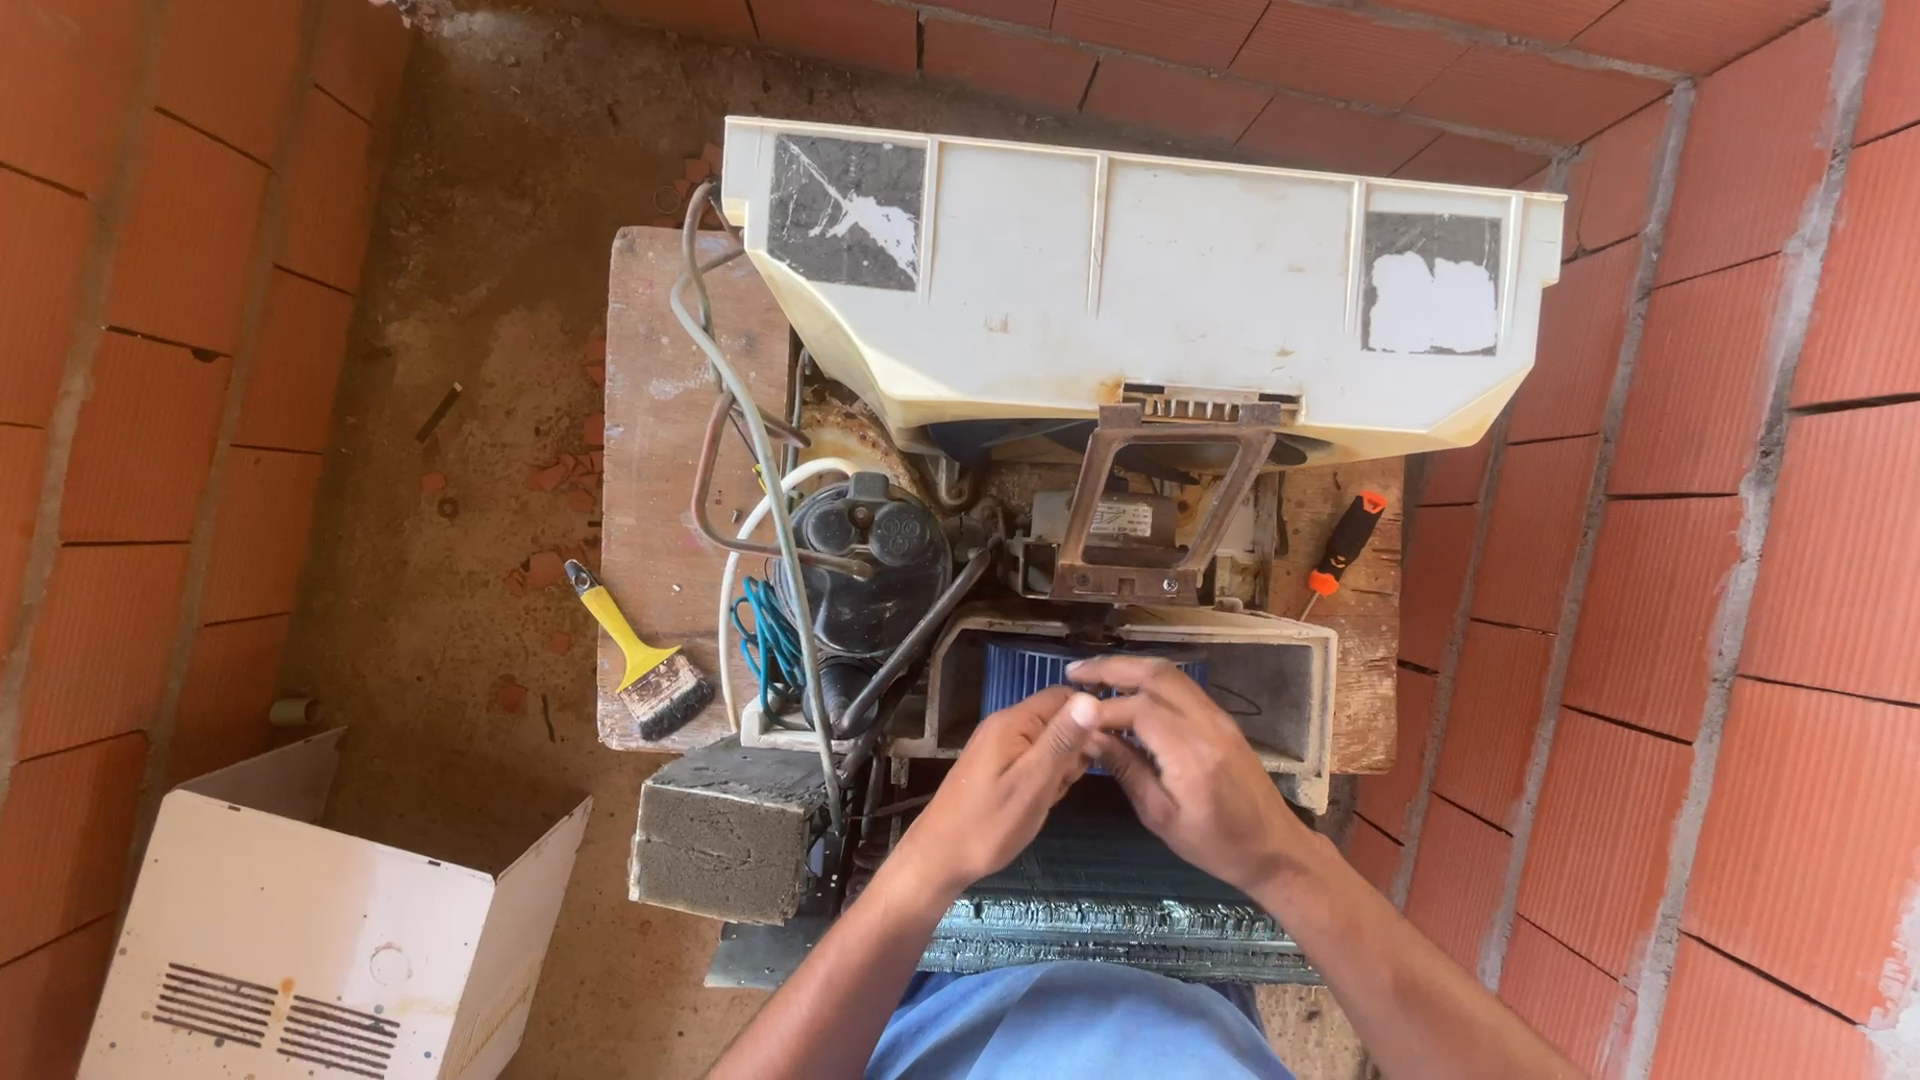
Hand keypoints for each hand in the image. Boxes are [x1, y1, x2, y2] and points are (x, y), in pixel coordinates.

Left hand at [885, 686, 1102, 905]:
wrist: (940, 858)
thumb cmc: (989, 824)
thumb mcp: (1033, 782)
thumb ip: (1062, 740)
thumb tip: (1092, 699)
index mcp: (1013, 722)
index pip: (1064, 696)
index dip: (1089, 718)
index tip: (1101, 750)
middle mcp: (1005, 726)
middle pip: (1059, 721)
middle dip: (1074, 751)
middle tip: (1062, 783)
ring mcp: (1000, 746)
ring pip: (1050, 745)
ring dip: (1060, 770)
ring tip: (1047, 797)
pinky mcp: (998, 766)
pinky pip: (1034, 762)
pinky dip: (1044, 781)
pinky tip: (1037, 803)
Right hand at [1068, 656, 1316, 895]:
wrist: (1275, 848)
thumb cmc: (1215, 845)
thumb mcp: (1161, 816)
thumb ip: (1126, 769)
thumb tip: (1088, 736)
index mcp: (1191, 753)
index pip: (1137, 709)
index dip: (1100, 708)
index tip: (1070, 714)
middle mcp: (1206, 723)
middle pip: (1154, 674)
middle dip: (1111, 668)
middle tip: (1074, 673)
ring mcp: (1218, 716)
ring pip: (1169, 673)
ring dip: (1129, 668)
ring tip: (1093, 676)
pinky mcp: (1221, 718)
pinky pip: (1180, 685)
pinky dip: (1148, 678)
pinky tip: (1126, 689)